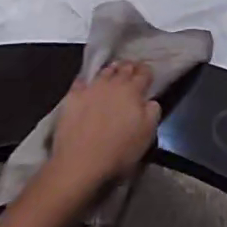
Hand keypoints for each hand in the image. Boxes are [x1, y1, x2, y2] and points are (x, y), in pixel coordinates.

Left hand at [46, 60, 161, 194]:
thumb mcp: (147, 135)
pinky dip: (87, 81)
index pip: (143, 74)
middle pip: (123, 69)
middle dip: (129, 67)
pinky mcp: (73, 96)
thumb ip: (152, 112)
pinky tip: (87, 84)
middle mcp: (112, 84)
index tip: (148, 72)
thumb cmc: (120, 150)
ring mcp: (91, 88)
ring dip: (111, 70)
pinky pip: (82, 82)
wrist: (81, 159)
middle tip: (131, 67)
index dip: (147, 72)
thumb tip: (151, 101)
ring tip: (113, 70)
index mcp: (132, 91)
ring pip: (104, 72)